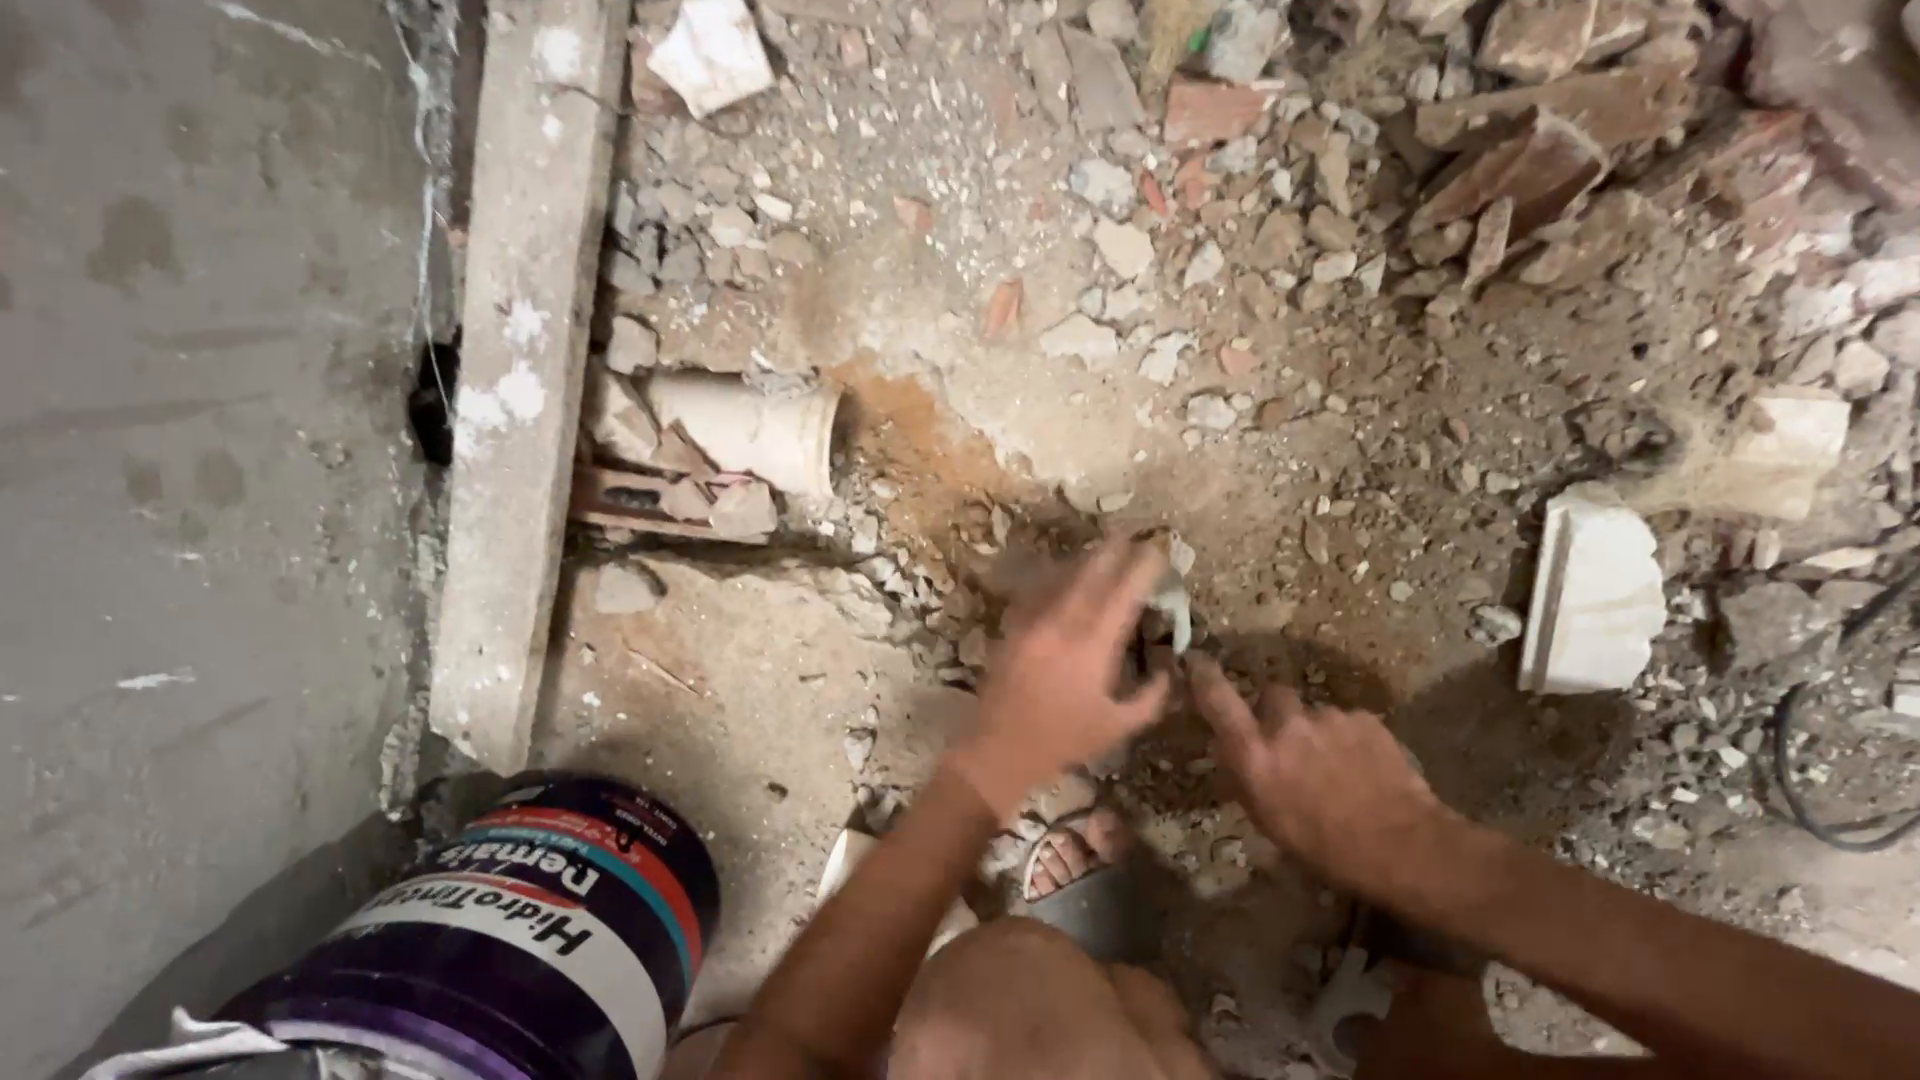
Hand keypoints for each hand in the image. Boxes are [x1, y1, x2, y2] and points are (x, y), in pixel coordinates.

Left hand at [948, 538, 1171, 818]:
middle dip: (1113, 551)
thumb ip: (1152, 696)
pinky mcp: (1011, 627)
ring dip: (1084, 560)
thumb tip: (1168, 668)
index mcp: (1091, 648)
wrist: (1000, 749)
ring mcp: (1031, 622)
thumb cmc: (1063, 741)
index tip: (1158, 551)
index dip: (1142, 568)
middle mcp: (1060, 625)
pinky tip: (1064, 574)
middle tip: (1131, 535)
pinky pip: (1036, 591)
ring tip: (1102, 550)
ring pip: (1060, 576)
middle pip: (1089, 573)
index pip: (1122, 595)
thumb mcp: (1119, 726)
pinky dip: (1054, 577)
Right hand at [1189, 655, 1452, 892]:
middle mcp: (1285, 724)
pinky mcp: (1363, 718)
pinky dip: (1348, 738)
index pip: (1216, 697)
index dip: (1202, 675)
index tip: (1195, 661)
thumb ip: (1242, 774)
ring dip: (1315, 731)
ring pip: (1312, 712)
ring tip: (1336, 767)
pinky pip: (1345, 721)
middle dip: (1276, 712)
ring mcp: (1327, 716)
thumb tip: (1227, 748)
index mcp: (1254, 752)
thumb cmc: (1324, 846)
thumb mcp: (1266, 818)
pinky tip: (1362, 768)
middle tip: (1291, 743)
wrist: (1402, 846)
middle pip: (1271, 696)